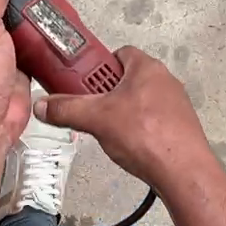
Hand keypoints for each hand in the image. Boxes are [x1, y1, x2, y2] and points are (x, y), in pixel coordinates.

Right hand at [36, 47, 218, 194]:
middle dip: (108, 94)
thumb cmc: (143, 134)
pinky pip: (153, 121)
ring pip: (140, 102)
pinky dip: (139, 130)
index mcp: (147, 67)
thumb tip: (41, 105)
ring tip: (109, 133)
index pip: (120, 53)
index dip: (99, 66)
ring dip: (123, 113)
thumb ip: (67, 109)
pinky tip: (130, 147)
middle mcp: (165, 80)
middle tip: (91, 111)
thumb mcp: (96, 119)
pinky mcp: (181, 127)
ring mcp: (176, 104)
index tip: (84, 82)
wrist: (183, 172)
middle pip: (128, 79)